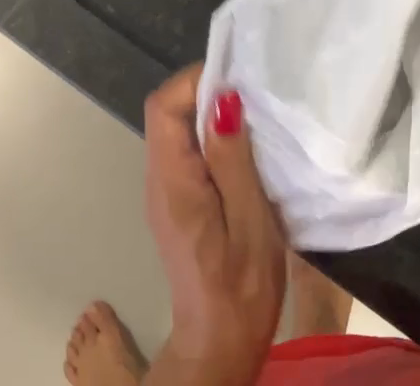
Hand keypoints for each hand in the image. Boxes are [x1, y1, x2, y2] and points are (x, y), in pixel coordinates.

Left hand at [142, 65, 285, 385]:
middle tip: (257, 92)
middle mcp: (160, 181)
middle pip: (168, 114)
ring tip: (259, 115)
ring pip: (181, 132)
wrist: (222, 342)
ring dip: (215, 115)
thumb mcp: (248, 219)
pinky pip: (191, 153)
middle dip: (208, 92)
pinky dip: (217, 139)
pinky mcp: (183, 203)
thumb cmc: (241, 285)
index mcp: (172, 182)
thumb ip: (232, 159)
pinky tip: (250, 147)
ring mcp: (169, 193)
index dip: (196, 80)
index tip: (239, 77)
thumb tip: (222, 100)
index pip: (163, 106)